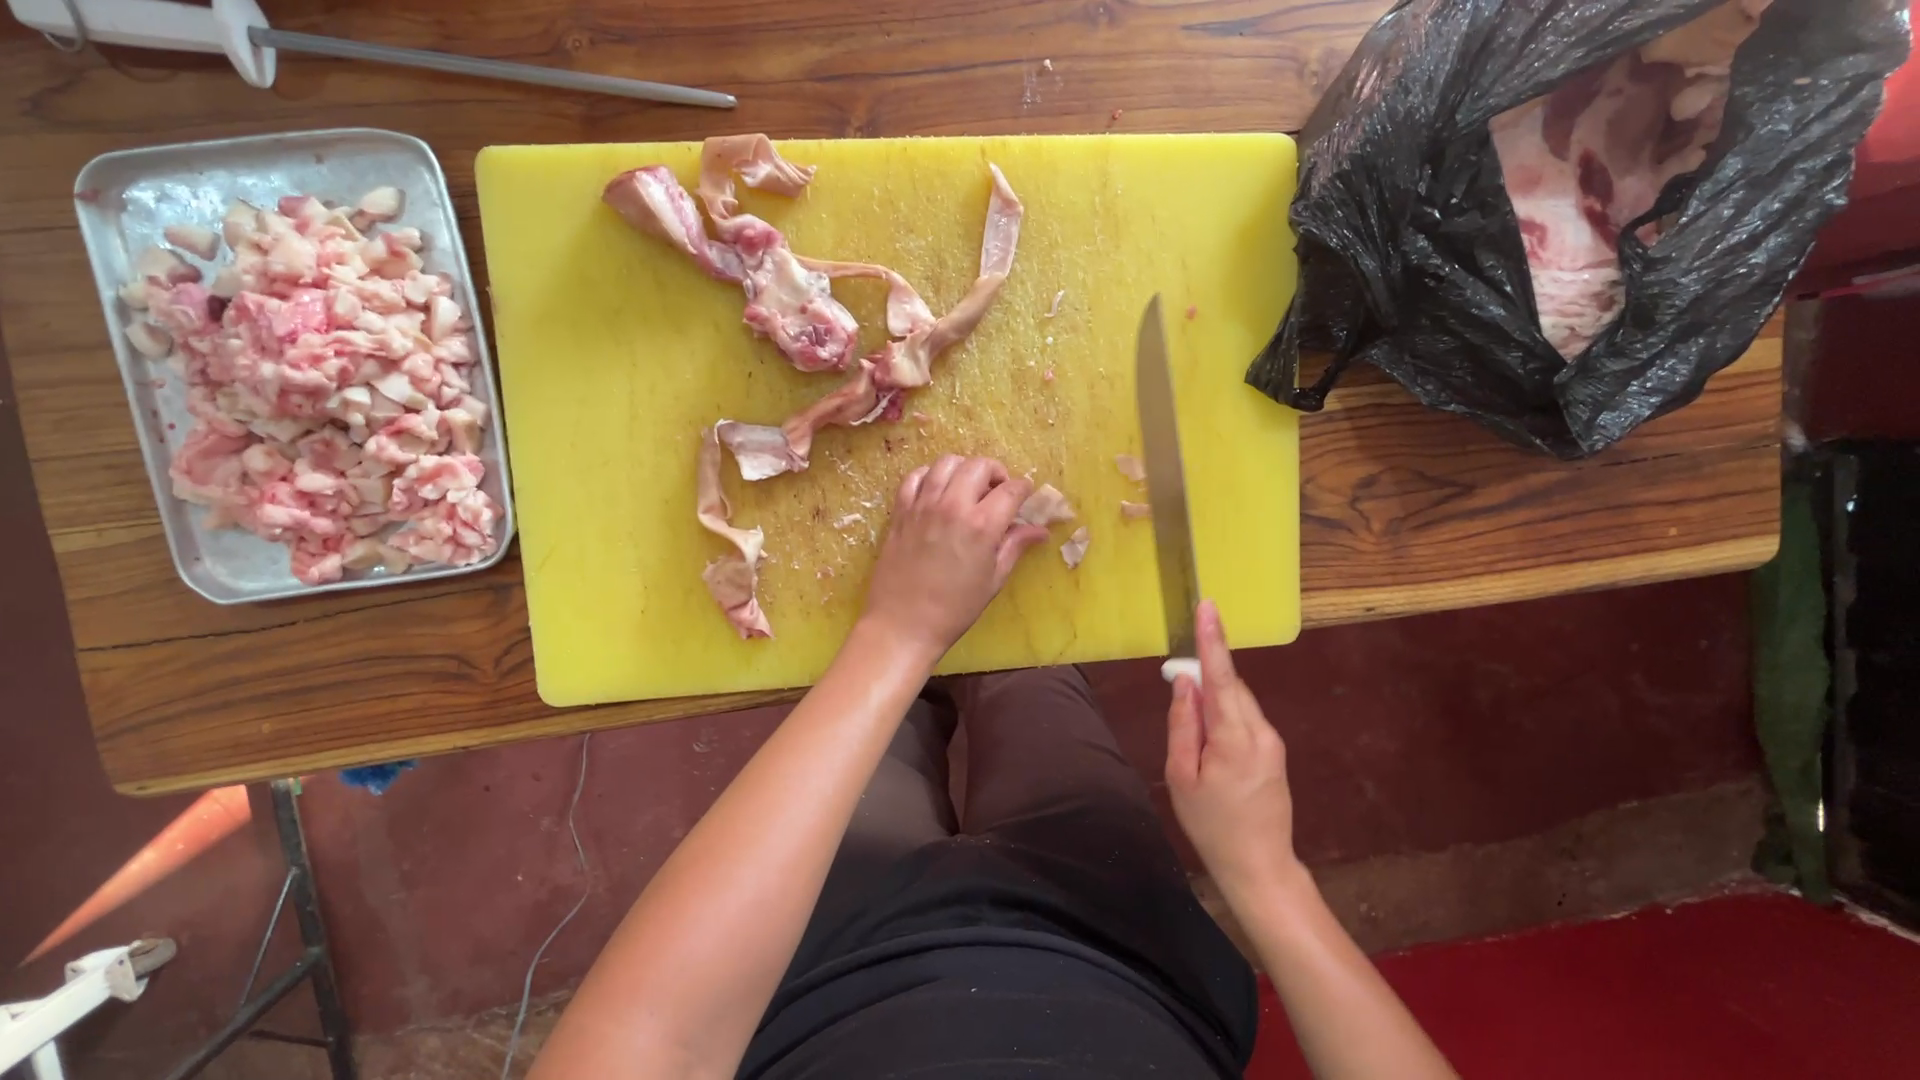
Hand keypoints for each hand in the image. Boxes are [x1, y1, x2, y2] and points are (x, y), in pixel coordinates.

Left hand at [862, 455, 1049, 658]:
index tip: (1025, 495)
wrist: (902, 624)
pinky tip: (937, 491)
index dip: (1024, 489)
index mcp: (981, 525)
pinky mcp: (901, 511)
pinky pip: (915, 476)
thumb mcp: (992, 579)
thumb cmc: (954, 609)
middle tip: (998, 491)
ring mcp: (922, 505)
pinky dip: (930, 476)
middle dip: (996, 472)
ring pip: (946, 462)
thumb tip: (1039, 530)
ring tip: (968, 487)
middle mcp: (952, 506)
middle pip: (979, 466)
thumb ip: (1014, 546)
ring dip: (964, 469)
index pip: (1011, 490)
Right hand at [1165, 600, 1301, 897]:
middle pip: (1230, 686)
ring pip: (1238, 701)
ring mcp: (1272, 741)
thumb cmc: (1211, 824)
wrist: (1259, 864)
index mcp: (1235, 739)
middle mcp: (1261, 732)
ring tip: (1191, 733)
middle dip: (1203, 673)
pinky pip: (1244, 717)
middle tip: (1174, 678)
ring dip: (1212, 698)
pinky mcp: (1274, 751)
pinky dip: (1223, 714)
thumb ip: (1182, 725)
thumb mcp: (1181, 777)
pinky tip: (1208, 742)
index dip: (1212, 640)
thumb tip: (1184, 682)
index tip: (1207, 607)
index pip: (1221, 678)